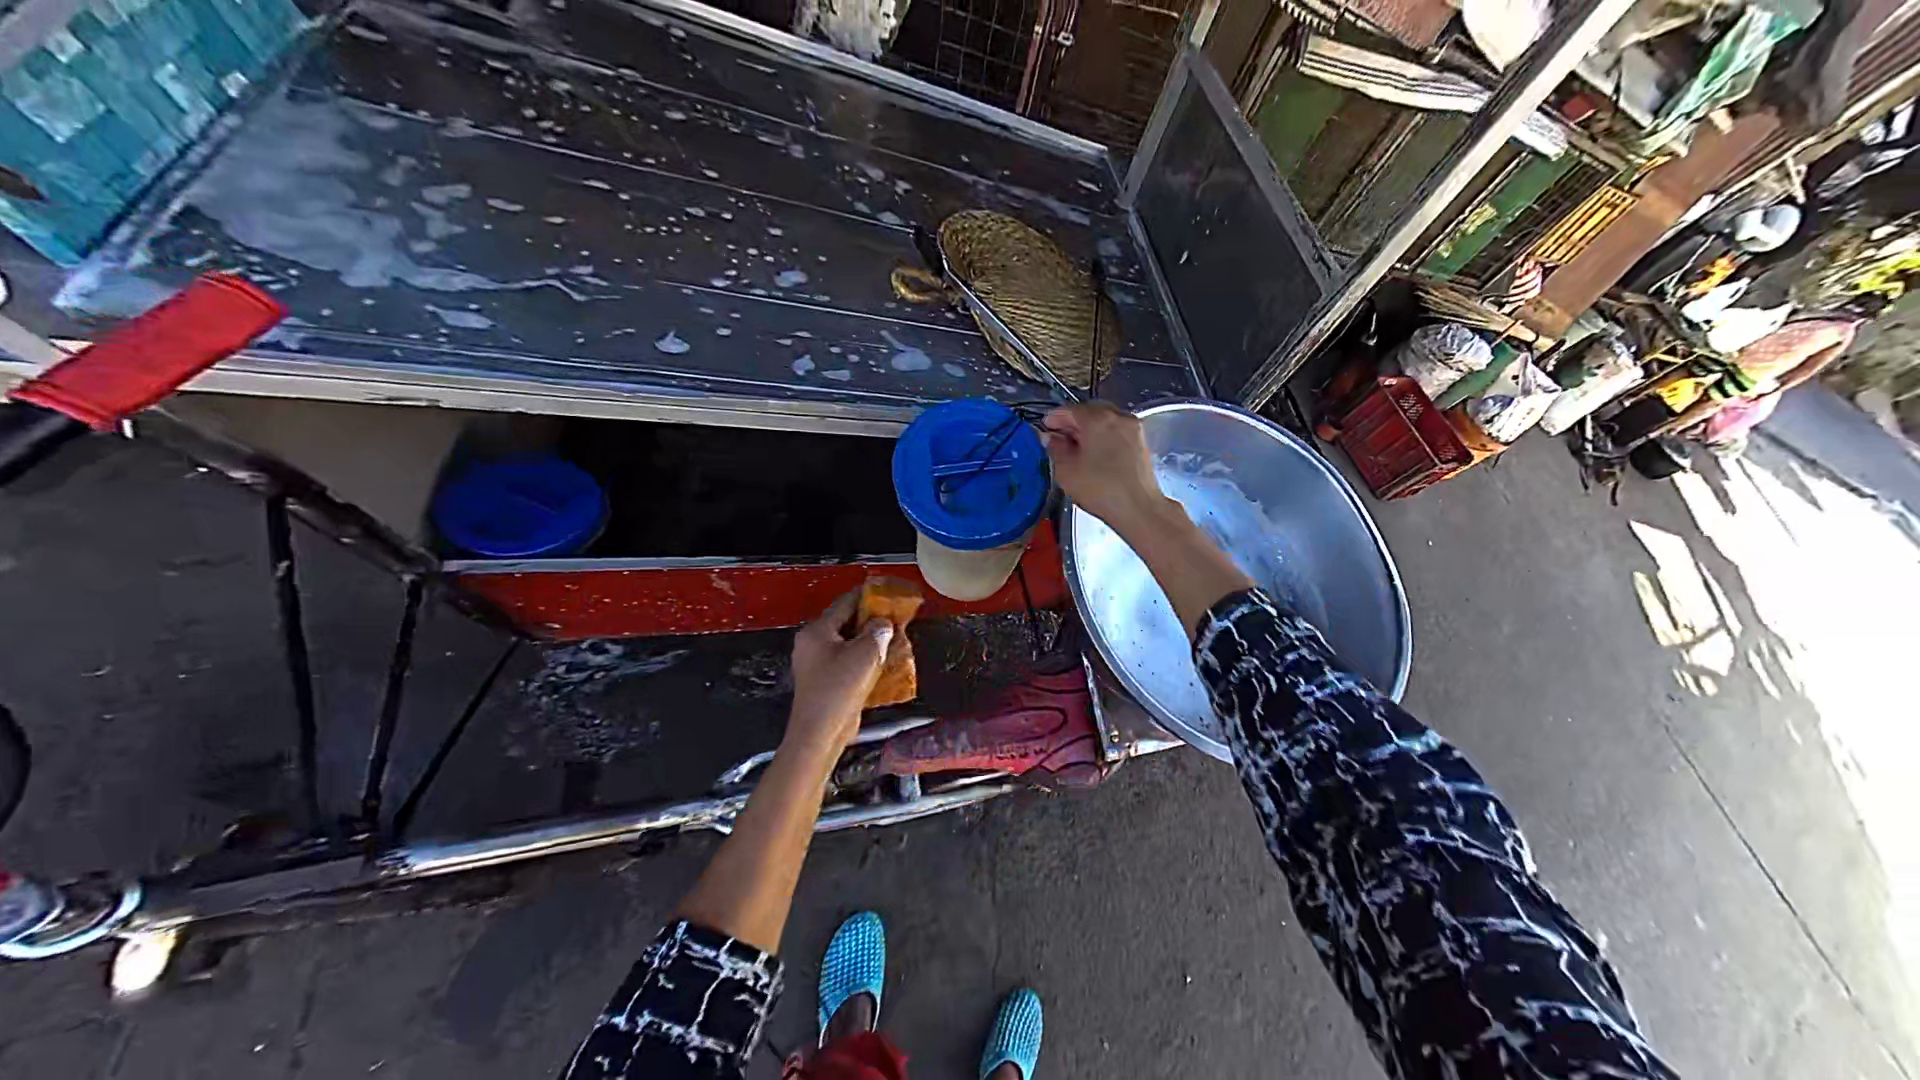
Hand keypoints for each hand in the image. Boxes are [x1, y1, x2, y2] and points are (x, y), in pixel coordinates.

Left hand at [785, 591, 893, 761]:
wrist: (821, 732)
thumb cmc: (839, 688)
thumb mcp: (866, 653)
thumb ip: (878, 631)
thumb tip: (884, 623)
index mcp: (817, 630)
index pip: (844, 602)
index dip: (868, 596)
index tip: (887, 593)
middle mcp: (812, 644)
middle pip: (845, 622)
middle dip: (871, 621)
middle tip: (894, 619)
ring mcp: (816, 664)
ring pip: (847, 643)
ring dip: (870, 642)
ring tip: (893, 640)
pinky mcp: (824, 682)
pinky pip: (846, 662)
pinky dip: (864, 659)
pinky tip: (883, 664)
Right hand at [1042, 402, 1176, 535]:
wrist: (1138, 508)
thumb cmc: (1101, 490)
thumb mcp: (1066, 470)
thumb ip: (1055, 448)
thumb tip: (1052, 439)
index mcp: (1097, 419)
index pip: (1070, 410)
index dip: (1055, 418)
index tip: (1046, 426)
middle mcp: (1118, 417)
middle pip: (1090, 411)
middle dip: (1073, 421)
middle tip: (1059, 436)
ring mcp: (1133, 428)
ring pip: (1105, 419)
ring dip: (1089, 428)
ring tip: (1077, 447)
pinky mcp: (1141, 442)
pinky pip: (1117, 431)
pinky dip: (1104, 436)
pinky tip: (1095, 453)